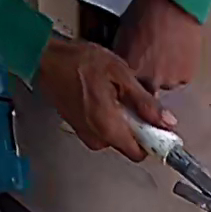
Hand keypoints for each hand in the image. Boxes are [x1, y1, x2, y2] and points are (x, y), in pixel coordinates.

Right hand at [36, 36, 175, 161]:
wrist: (44, 57)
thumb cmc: (78, 62)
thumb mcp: (120, 75)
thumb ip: (145, 102)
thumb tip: (166, 122)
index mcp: (109, 128)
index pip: (139, 154)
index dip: (150, 142)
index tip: (156, 128)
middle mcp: (97, 138)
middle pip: (128, 146)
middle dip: (136, 130)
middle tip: (134, 104)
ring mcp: (86, 135)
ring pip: (116, 138)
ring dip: (122, 123)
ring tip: (116, 97)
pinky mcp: (79, 129)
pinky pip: (102, 131)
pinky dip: (109, 120)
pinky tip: (105, 98)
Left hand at [115, 0, 203, 90]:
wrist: (175, 2)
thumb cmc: (146, 11)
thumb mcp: (124, 33)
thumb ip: (124, 54)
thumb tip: (125, 65)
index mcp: (130, 71)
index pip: (128, 86)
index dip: (131, 78)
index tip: (134, 70)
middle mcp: (149, 83)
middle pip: (148, 89)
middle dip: (148, 78)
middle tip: (152, 58)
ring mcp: (169, 82)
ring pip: (165, 84)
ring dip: (165, 74)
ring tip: (167, 52)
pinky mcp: (186, 78)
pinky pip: (180, 79)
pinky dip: (179, 70)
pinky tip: (179, 53)